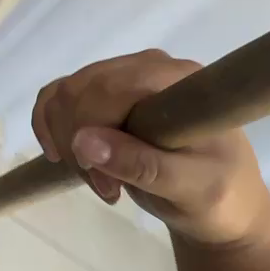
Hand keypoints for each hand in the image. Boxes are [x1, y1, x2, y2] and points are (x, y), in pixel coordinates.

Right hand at [31, 49, 269, 248]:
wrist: (222, 205)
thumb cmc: (219, 198)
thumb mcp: (192, 190)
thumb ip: (143, 165)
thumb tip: (83, 142)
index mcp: (177, 79)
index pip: (109, 88)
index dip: (91, 128)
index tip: (104, 179)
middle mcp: (147, 65)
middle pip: (80, 90)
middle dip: (77, 141)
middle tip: (103, 186)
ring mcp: (122, 74)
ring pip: (62, 94)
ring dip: (64, 139)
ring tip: (96, 178)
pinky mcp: (101, 88)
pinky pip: (55, 94)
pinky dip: (48, 124)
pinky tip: (58, 152)